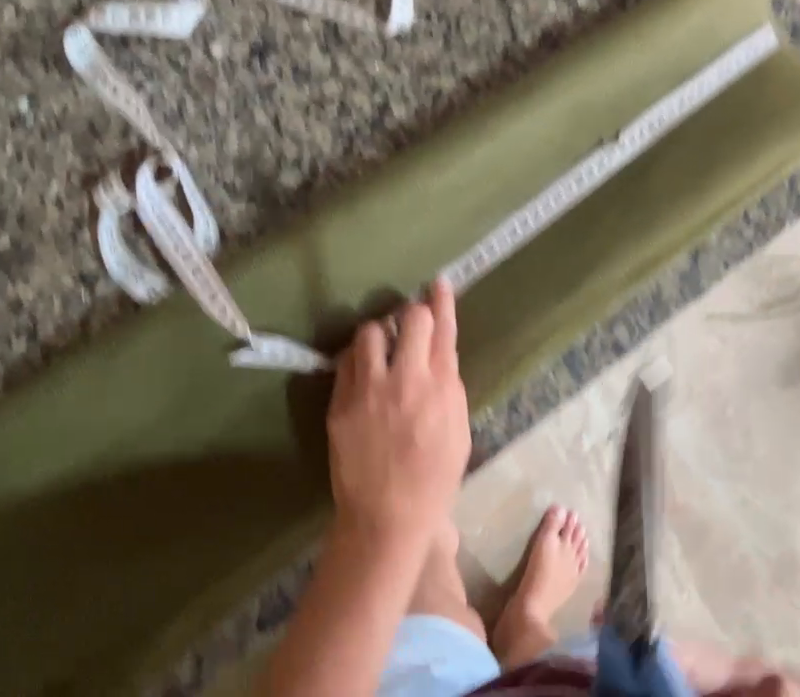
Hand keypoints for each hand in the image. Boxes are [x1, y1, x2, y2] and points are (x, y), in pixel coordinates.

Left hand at [326, 277, 470, 544]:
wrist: (387, 517)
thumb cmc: (434, 479)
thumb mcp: (458, 430)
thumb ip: (448, 387)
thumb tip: (438, 357)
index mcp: (441, 387)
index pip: (442, 328)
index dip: (441, 300)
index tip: (438, 283)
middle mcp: (406, 379)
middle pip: (409, 319)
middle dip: (412, 313)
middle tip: (409, 321)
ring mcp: (369, 390)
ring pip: (370, 332)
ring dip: (379, 333)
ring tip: (381, 347)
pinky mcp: (341, 403)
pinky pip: (346, 362)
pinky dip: (357, 359)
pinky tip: (362, 370)